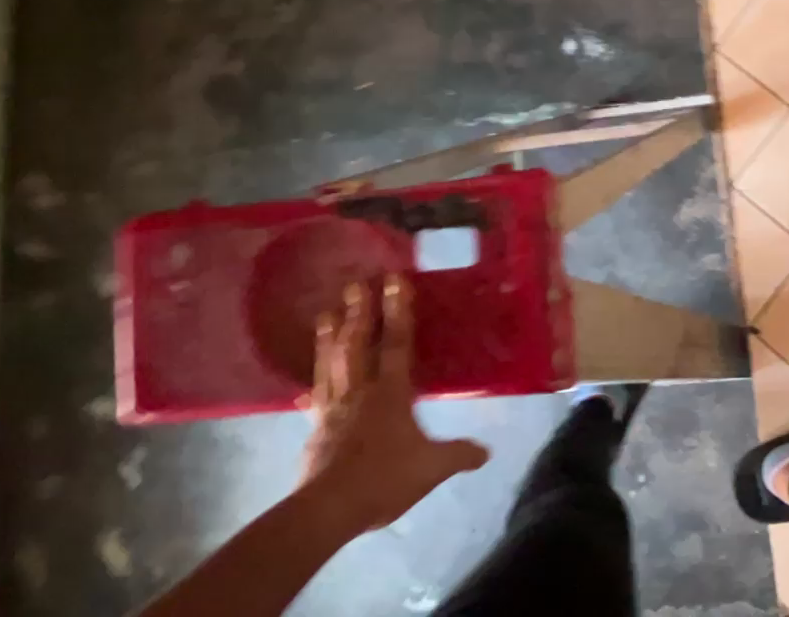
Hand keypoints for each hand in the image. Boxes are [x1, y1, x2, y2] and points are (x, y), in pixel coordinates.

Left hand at [298, 277, 488, 537]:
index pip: (397, 343)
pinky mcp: (315, 429)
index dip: (398, 310)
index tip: (394, 279)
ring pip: (332, 363)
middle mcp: (360, 391)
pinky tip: (302, 388)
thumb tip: (486, 452)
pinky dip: (310, 389)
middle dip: (358, 312)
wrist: (328, 510)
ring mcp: (333, 408)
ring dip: (329, 337)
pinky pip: (314, 399)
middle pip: (358, 344)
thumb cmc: (384, 479)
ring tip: (325, 312)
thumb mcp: (432, 467)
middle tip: (354, 283)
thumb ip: (459, 455)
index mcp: (390, 393)